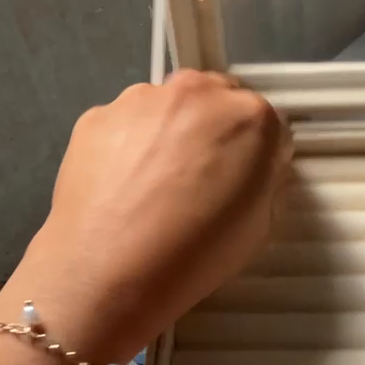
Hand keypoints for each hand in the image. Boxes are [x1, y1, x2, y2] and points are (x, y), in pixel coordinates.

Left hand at [0, 70, 290, 363]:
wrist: (107, 271)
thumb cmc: (191, 254)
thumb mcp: (259, 225)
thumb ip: (264, 178)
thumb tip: (256, 166)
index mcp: (250, 118)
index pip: (268, 124)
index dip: (258, 156)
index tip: (243, 182)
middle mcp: (197, 93)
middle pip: (216, 101)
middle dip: (213, 133)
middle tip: (200, 182)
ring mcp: (141, 100)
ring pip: (167, 109)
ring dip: (169, 135)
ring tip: (154, 189)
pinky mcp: (97, 115)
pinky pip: (124, 125)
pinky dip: (127, 147)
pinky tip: (121, 189)